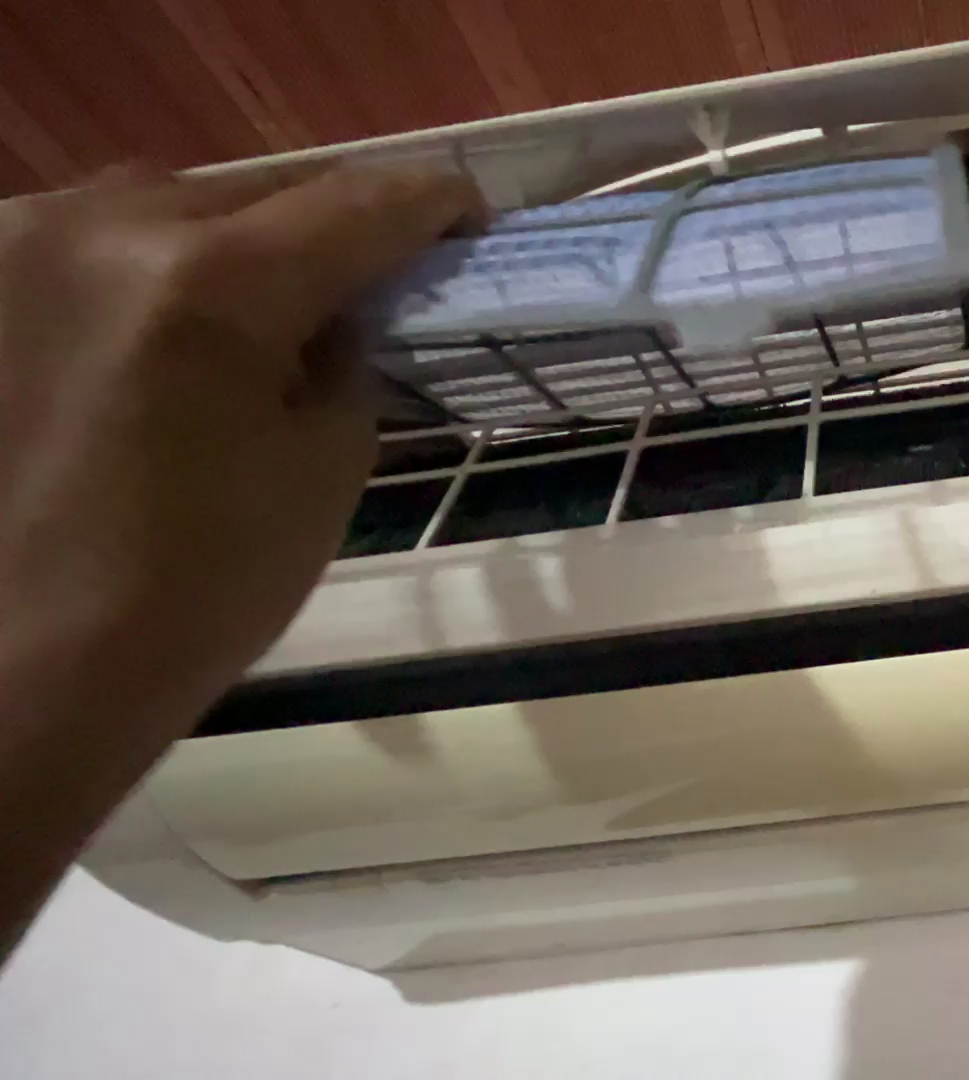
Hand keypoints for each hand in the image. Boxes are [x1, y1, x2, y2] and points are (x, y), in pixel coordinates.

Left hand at [0, 165, 480, 720]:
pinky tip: (207, 323)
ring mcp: (12, 241)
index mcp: (210, 287)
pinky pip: (114, 236)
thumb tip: (347, 310)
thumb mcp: (332, 459)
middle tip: (405, 266)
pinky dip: (186, 262)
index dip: (433, 201)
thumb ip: (348, 359)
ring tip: (304, 299)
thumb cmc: (213, 575)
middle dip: (349, 221)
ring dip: (264, 238)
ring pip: (185, 201)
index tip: (476, 212)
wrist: (25, 656)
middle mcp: (96, 228)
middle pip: (267, 187)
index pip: (357, 206)